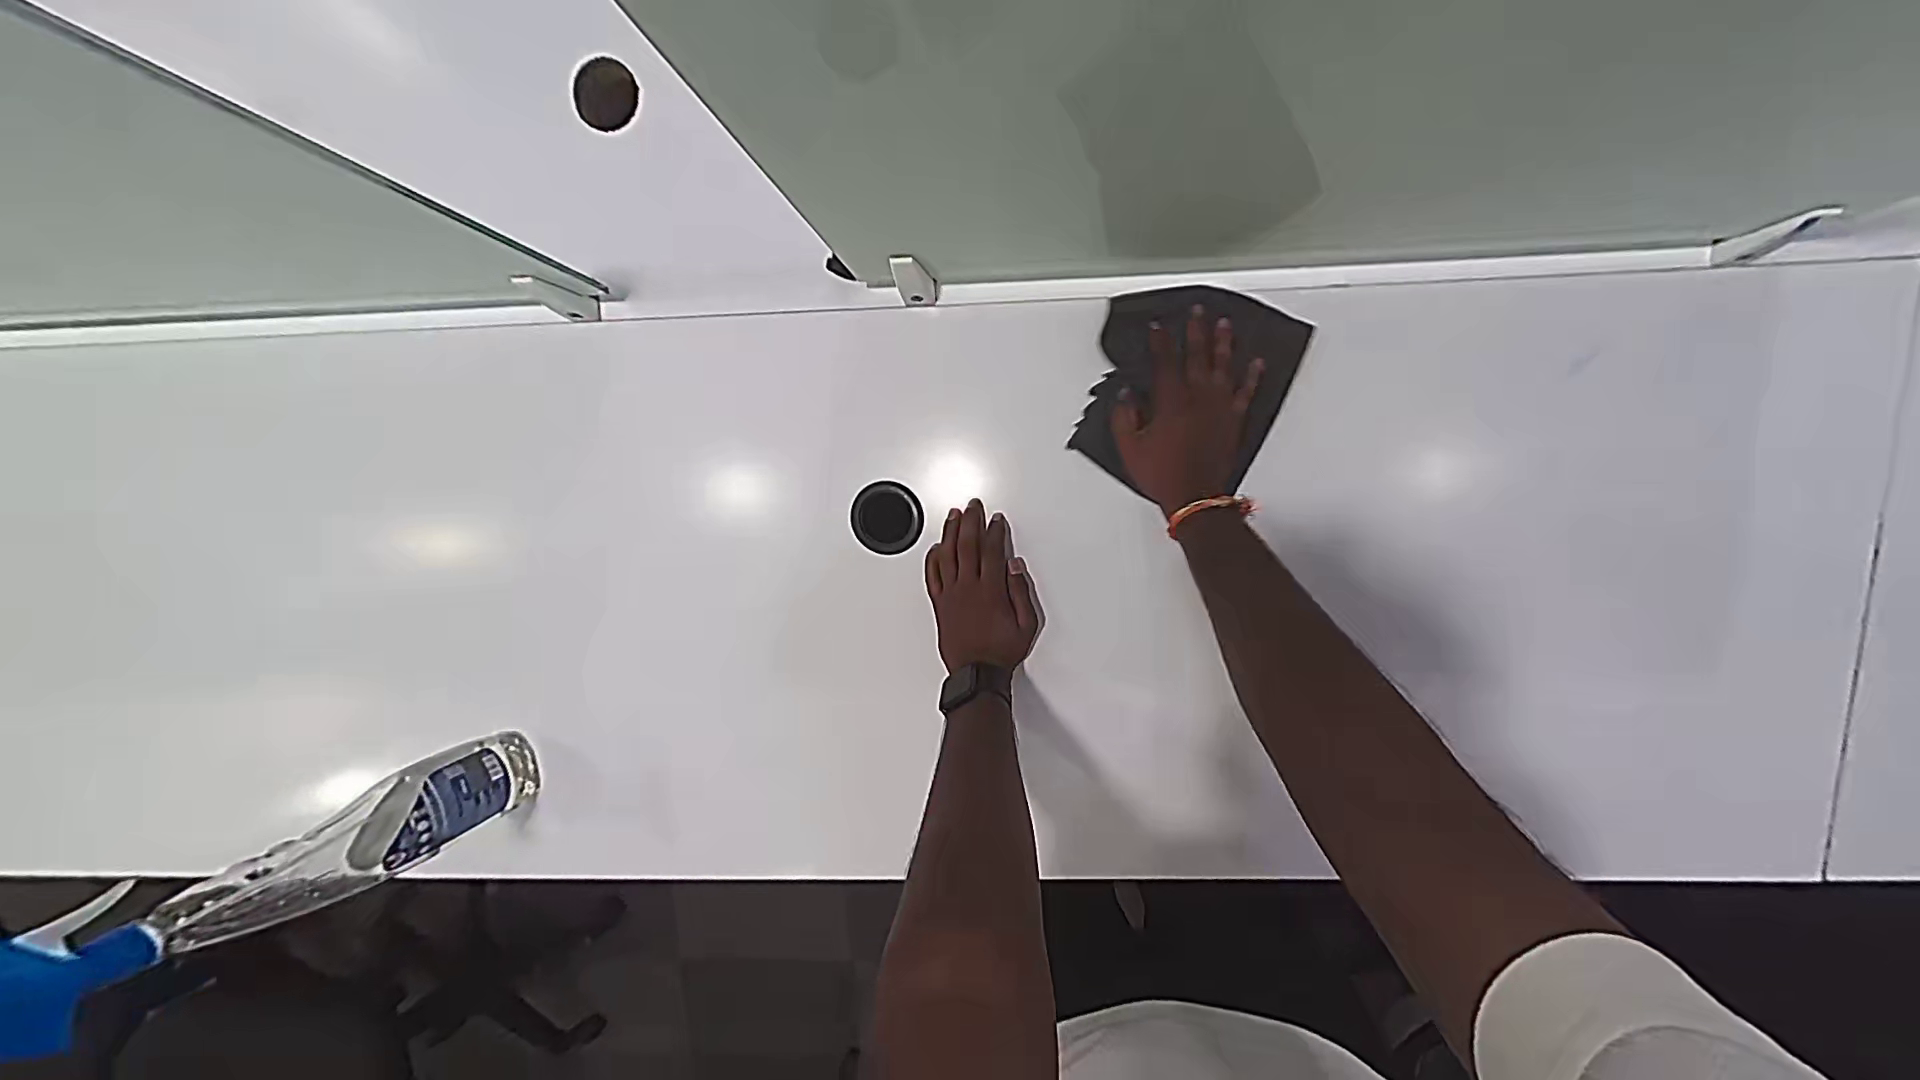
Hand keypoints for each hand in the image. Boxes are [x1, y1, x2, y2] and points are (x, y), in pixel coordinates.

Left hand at [924, 500, 1041, 672]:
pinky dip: (933, 558)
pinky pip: (932, 575)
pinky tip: (935, 548)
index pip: (991, 550)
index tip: (996, 520)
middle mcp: (968, 588)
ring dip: (950, 532)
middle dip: (971, 521)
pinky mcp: (939, 604)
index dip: (994, 531)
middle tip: (973, 506)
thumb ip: (1021, 592)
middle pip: (967, 544)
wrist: (976, 674)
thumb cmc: (1000, 652)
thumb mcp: (1026, 624)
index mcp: (990, 591)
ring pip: (947, 555)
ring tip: (953, 516)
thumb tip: (1015, 567)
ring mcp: (951, 595)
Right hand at [1111, 305, 1264, 516]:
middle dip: (1195, 330)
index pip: (1164, 361)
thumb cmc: (1163, 474)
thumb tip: (1126, 396)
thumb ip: (1125, 418)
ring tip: (1225, 324)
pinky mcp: (1234, 420)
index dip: (1160, 341)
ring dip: (1223, 343)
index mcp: (1170, 402)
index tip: (1158, 326)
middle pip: (1197, 355)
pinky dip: (1252, 376)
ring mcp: (1218, 407)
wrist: (1195, 496)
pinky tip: (1256, 362)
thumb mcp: (1131, 448)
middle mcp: (1197, 398)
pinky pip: (1245, 392)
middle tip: (1197, 311)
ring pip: (1223, 366)